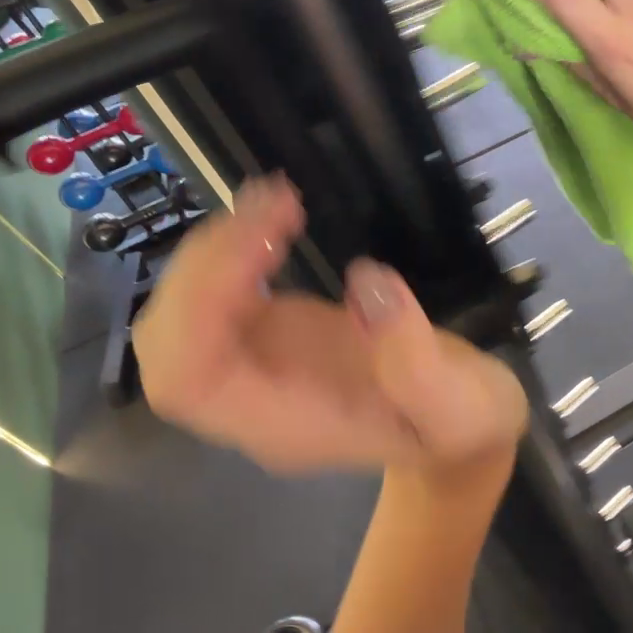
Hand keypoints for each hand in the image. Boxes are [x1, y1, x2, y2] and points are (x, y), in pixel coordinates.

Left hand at [133, 175, 527, 477]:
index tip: (264, 244)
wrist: (461, 433)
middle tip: (275, 207)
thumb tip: (367, 281)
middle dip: (205, 264)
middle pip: (169, 340)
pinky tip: (278, 217)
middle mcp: (251, 396)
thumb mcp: (462, 407)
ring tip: (279, 200)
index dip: (199, 305)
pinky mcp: (272, 335)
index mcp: (283, 423)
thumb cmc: (463, 424)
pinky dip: (237, 247)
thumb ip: (417, 361)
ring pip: (186, 311)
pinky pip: (221, 293)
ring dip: (218, 247)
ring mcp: (256, 364)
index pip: (187, 379)